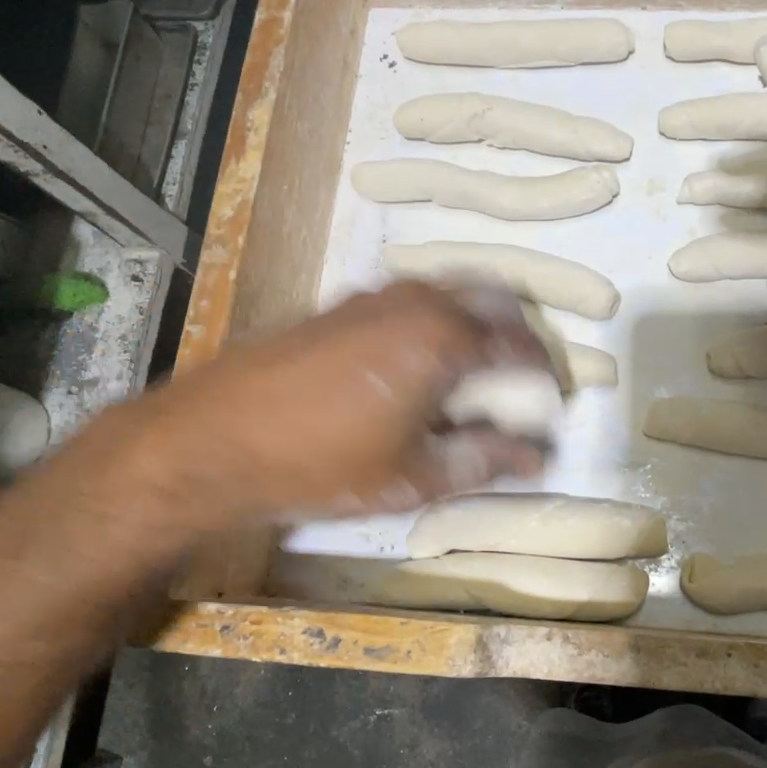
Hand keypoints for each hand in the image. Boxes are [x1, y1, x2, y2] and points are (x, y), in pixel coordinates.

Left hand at [83, 281, 551, 536]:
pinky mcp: (343, 303)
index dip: (546, 374)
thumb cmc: (322, 464)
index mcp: (446, 339)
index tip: (554, 400)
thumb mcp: (414, 477)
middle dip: (519, 332)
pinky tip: (420, 363)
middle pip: (494, 298)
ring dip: (477, 320)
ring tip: (478, 371)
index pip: (521, 346)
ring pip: (450, 290)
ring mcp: (376, 295)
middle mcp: (418, 301)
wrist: (212, 439)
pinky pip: (411, 297)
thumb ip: (485, 460)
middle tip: (523, 377)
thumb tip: (538, 456)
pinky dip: (436, 318)